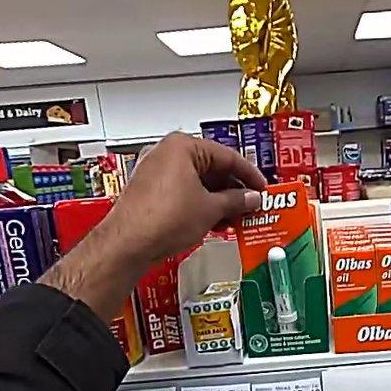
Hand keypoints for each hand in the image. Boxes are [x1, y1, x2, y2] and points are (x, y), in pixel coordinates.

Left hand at [40, 133, 265, 321]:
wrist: (129, 243)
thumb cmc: (160, 219)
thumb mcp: (211, 209)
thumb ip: (236, 200)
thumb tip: (250, 198)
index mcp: (182, 146)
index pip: (227, 156)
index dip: (249, 175)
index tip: (261, 187)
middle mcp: (167, 154)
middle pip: (211, 168)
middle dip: (233, 189)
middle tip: (251, 204)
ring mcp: (156, 172)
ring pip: (198, 182)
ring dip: (219, 200)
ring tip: (235, 216)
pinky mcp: (151, 191)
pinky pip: (184, 192)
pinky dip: (201, 205)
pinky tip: (215, 221)